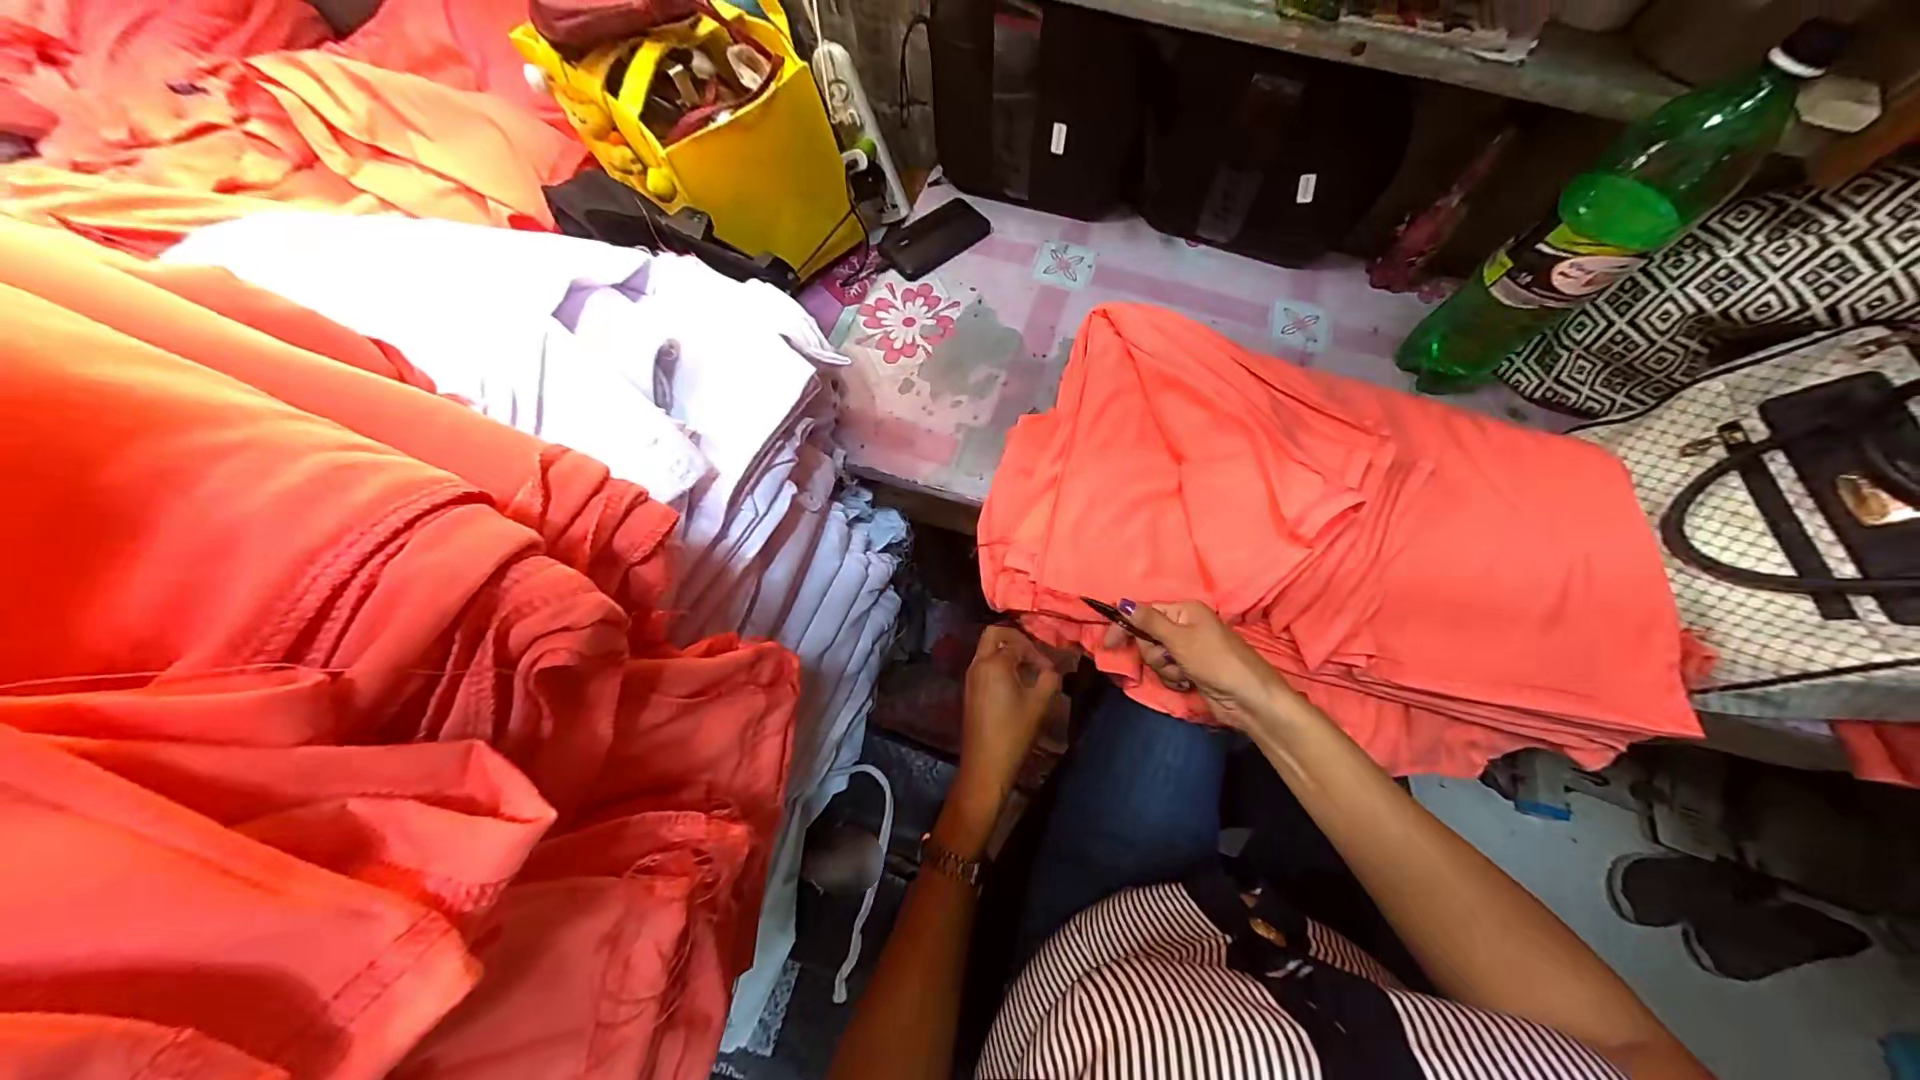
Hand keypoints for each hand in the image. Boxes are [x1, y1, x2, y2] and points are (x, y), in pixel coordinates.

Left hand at [940, 625, 1061, 855]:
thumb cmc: (1014, 732)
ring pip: (987, 649)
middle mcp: (977, 664)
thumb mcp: (1040, 703)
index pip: (1017, 643)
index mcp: (993, 663)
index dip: (1037, 653)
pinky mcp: (970, 690)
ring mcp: (970, 677)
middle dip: (1016, 639)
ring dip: (1008, 652)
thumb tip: (1051, 670)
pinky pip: (985, 665)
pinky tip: (1016, 683)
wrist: (986, 764)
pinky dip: (1000, 665)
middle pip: (994, 634)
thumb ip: (1049, 678)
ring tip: (1029, 671)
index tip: (1050, 671)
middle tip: (1035, 654)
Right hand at [1104, 599, 1292, 729]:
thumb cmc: (1215, 661)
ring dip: (1164, 668)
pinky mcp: (1190, 669)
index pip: (1144, 612)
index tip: (1108, 644)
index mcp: (1183, 610)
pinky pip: (1167, 670)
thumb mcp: (1179, 639)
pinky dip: (1173, 678)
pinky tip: (1188, 683)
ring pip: (1155, 656)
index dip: (1125, 626)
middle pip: (1147, 636)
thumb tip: (1122, 602)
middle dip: (1152, 652)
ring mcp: (1187, 649)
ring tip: (1183, 673)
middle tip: (1168, 658)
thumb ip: (1148, 621)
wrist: (1247, 697)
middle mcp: (1184, 626)